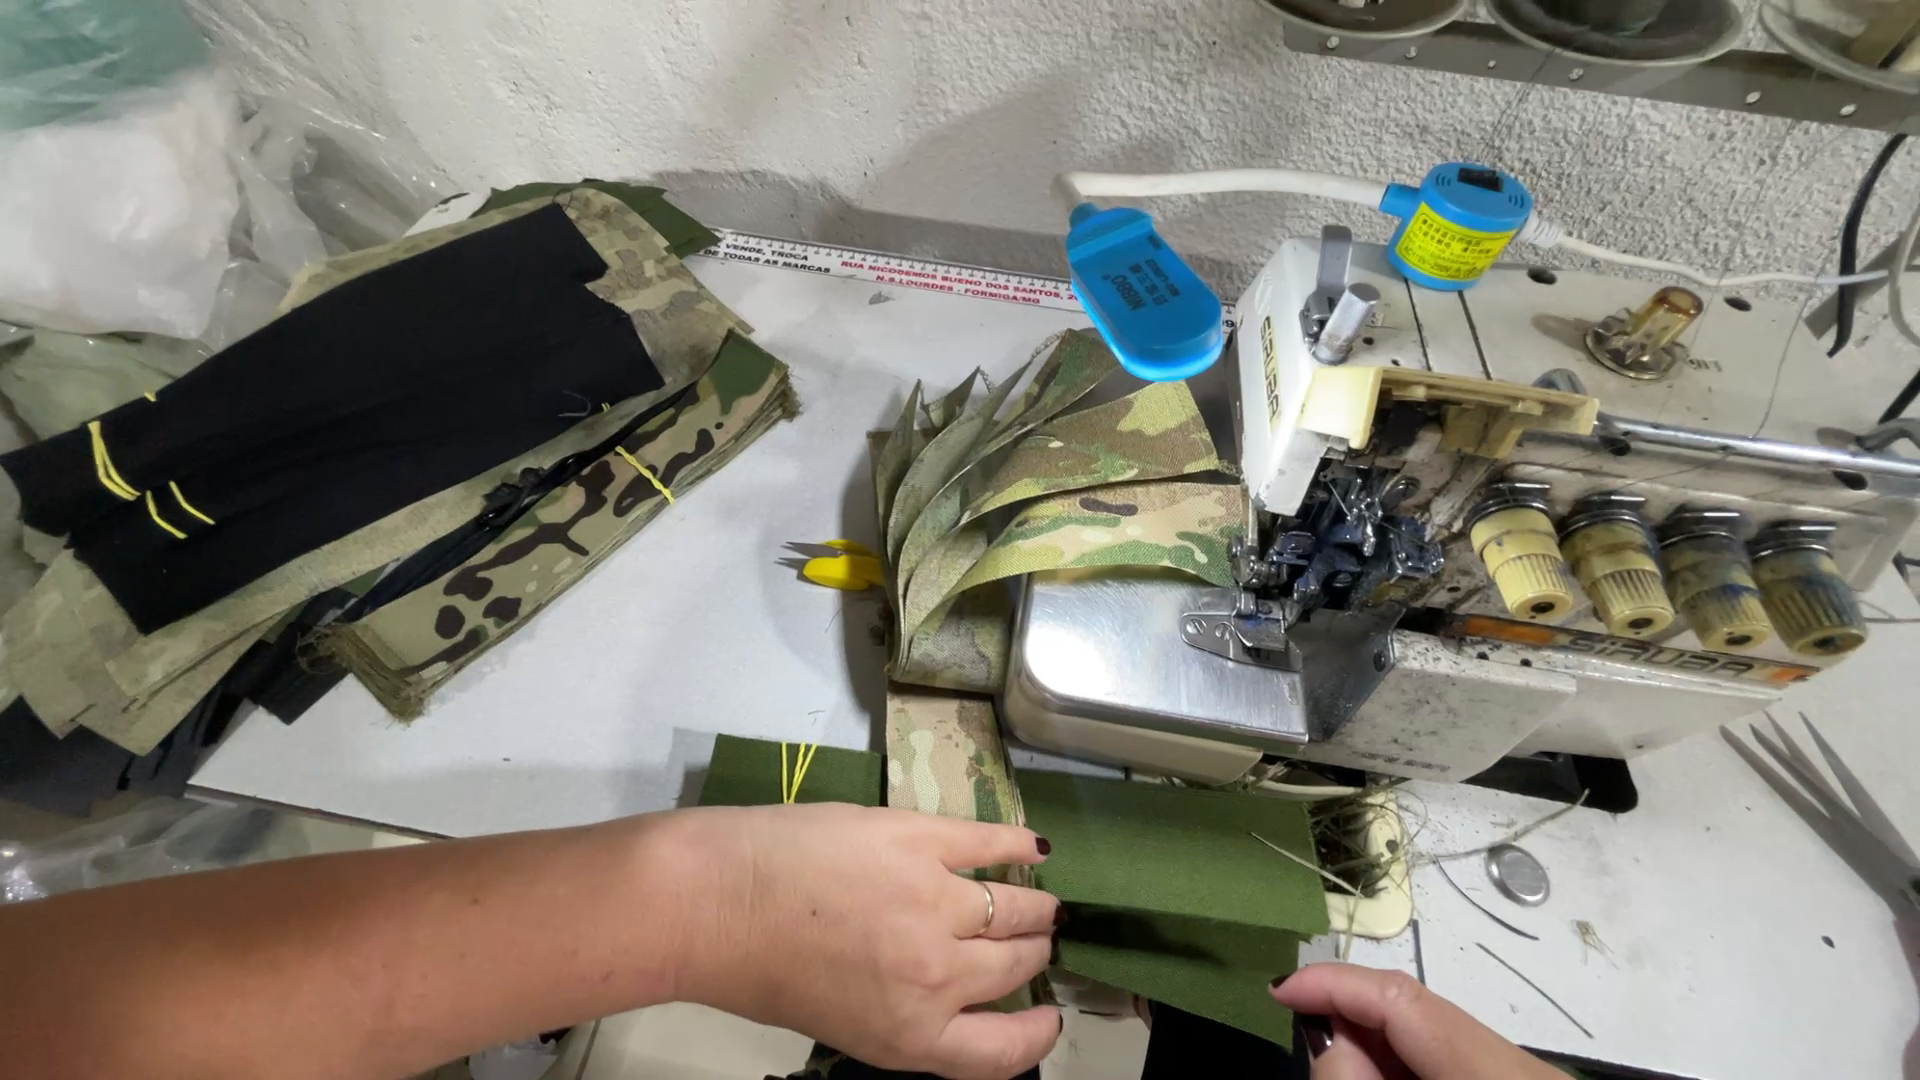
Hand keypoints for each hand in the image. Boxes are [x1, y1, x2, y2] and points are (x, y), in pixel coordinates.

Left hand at [666, 804, 1060, 1079]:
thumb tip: (949, 981)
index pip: (1004, 1052)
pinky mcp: (923, 840)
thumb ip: (905, 1010)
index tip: (1050, 1016)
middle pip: (1013, 967)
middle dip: (1032, 956)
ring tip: (1041, 902)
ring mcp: (936, 901)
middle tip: (1036, 940)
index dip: (1036, 1035)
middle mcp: (938, 974)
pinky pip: (989, 841)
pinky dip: (1020, 843)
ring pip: (1014, 906)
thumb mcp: (844, 1020)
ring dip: (1035, 907)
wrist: (724, 899)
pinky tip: (1037, 846)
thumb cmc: (765, 970)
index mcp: (913, 1034)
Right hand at [1271, 963, 1565, 1079]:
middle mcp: (1523, 1062)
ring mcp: (1526, 1071)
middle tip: (1311, 1046)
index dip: (1331, 983)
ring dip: (1376, 1046)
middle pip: (1414, 1009)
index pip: (1401, 997)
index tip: (1277, 991)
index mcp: (1501, 1068)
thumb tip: (1331, 1042)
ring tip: (1347, 1066)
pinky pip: (1450, 1056)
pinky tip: (1387, 1076)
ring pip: (1429, 1033)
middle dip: (1350, 1020)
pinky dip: (1406, 1064)